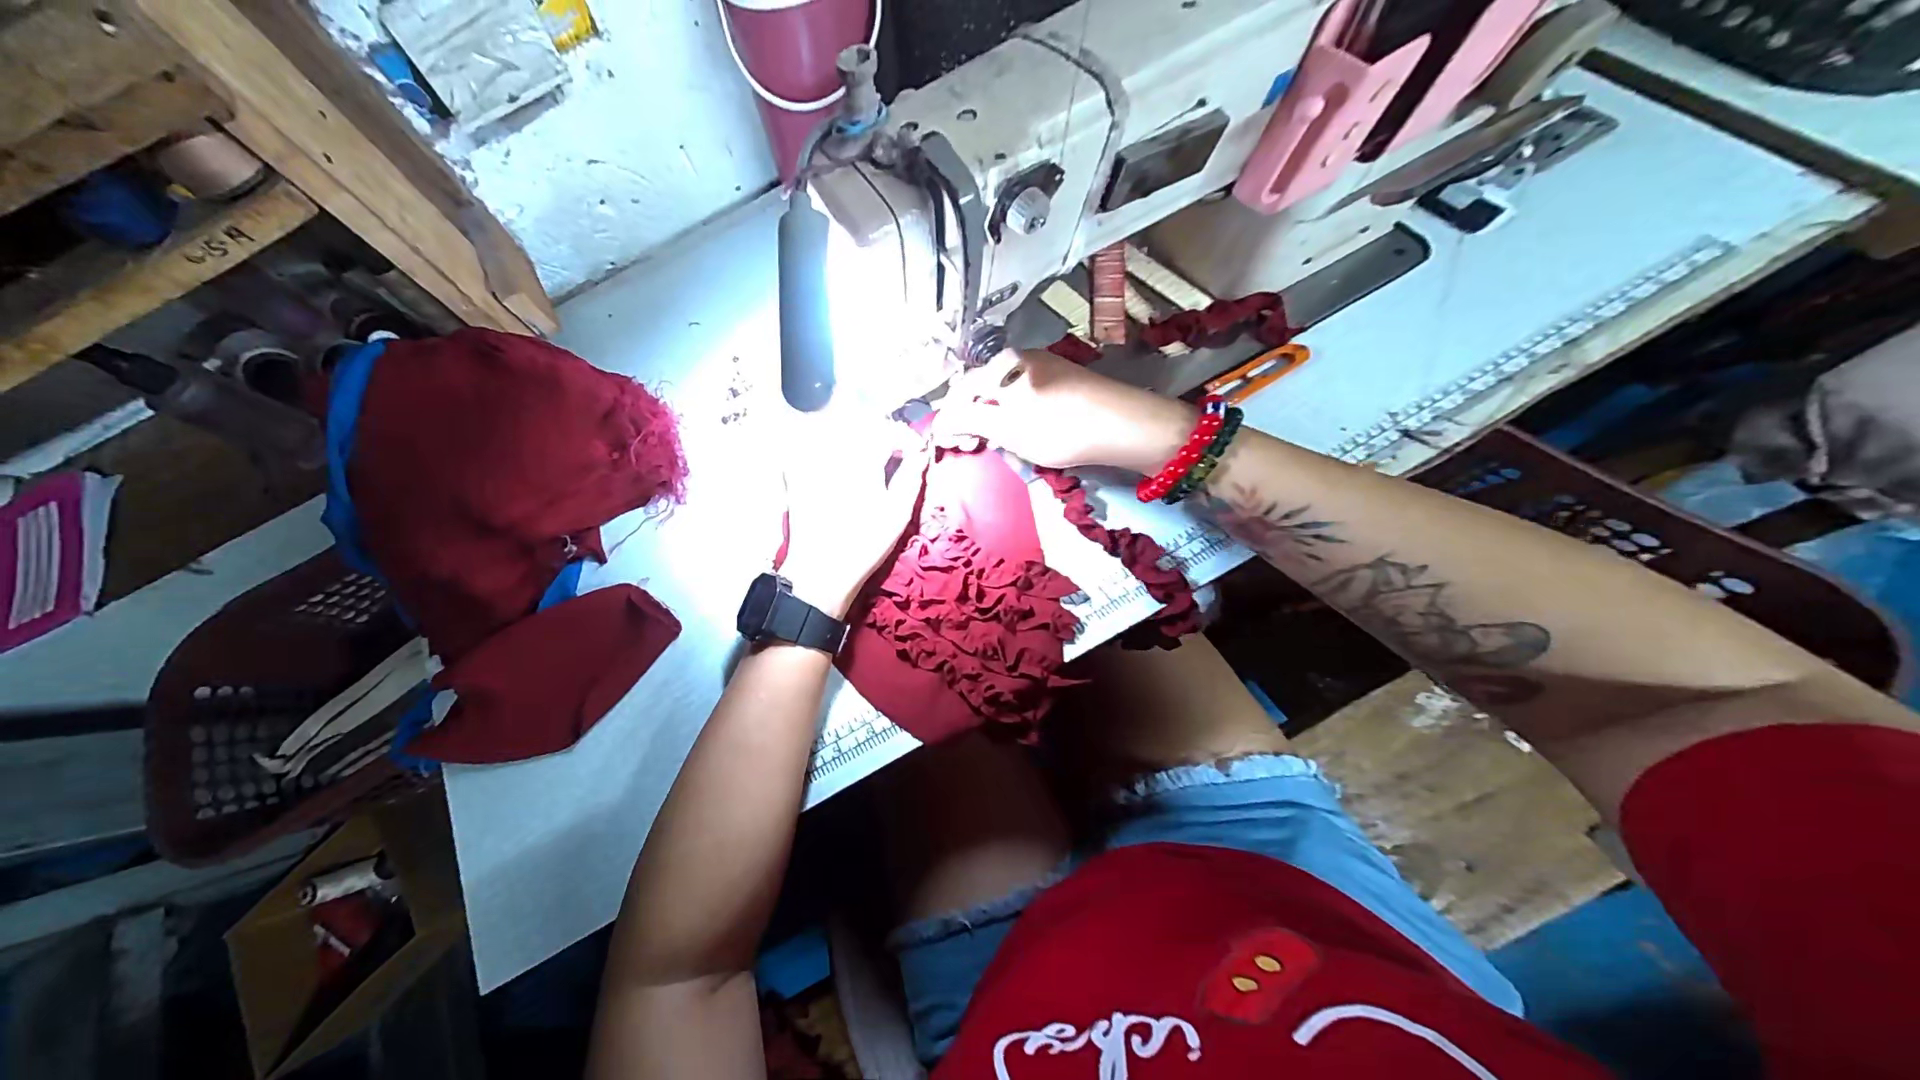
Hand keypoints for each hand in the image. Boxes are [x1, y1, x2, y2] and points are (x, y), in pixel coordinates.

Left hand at [780, 415, 930, 618]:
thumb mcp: (898, 512)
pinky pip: (813, 444)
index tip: (916, 452)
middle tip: (896, 453)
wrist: (820, 570)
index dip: (906, 437)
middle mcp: (832, 449)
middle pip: (861, 423)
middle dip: (882, 433)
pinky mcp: (794, 471)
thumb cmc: (865, 544)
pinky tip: (842, 468)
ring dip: (858, 437)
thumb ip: (912, 476)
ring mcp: (809, 458)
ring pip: (837, 429)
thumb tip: (921, 454)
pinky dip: (831, 448)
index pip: (887, 429)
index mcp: (861, 456)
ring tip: (872, 459)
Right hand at [930, 349, 1194, 473]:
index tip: (950, 443)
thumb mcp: (1005, 427)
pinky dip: (1023, 420)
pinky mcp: (1066, 382)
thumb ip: (968, 421)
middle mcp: (1021, 357)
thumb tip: (938, 420)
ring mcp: (1046, 368)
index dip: (952, 418)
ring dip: (1000, 424)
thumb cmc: (1058, 427)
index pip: (963, 389)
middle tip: (977, 447)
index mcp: (1003, 363)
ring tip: (1007, 446)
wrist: (1124, 425)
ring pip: (1008, 398)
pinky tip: (1032, 437)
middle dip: (978, 421)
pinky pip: (1031, 400)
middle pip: (986, 392)